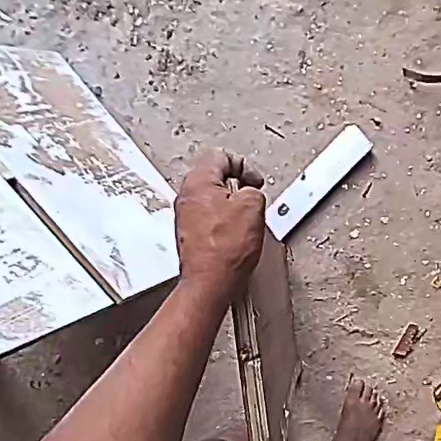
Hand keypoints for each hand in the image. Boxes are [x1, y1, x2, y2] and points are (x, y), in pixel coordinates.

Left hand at [174, 148, 266, 299]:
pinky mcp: (189, 237)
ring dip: (230, 209)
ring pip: (212, 202)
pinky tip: (234, 240)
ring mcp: (185, 219)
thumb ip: (252, 190)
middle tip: (250, 200)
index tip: (254, 180)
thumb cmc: (224, 251)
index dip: (244, 166)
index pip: (221, 156)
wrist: (210, 284)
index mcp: (197, 181)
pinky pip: (210, 223)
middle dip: (236, 188)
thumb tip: (251, 194)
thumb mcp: (253, 206)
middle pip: (214, 179)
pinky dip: (223, 227)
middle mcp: (186, 198)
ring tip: (243, 224)